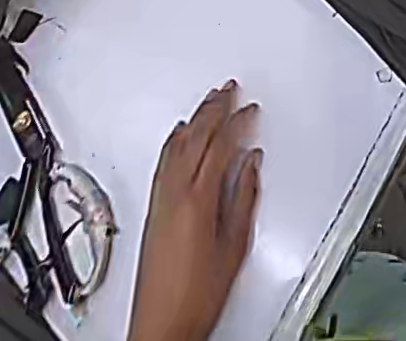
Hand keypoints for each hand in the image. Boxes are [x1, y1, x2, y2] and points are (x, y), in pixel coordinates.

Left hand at [127, 81, 261, 340]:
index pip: (221, 144)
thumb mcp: (235, 245)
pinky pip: (164, 158)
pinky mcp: (153, 205)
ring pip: (178, 143)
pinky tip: (181, 129)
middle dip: (215, 107)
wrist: (161, 324)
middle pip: (196, 135)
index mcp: (198, 198)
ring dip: (195, 117)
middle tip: (230, 88)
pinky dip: (175, 138)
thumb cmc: (197, 294)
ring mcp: (161, 196)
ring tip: (210, 98)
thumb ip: (245, 197)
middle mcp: (175, 191)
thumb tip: (252, 162)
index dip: (238, 121)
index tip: (250, 108)